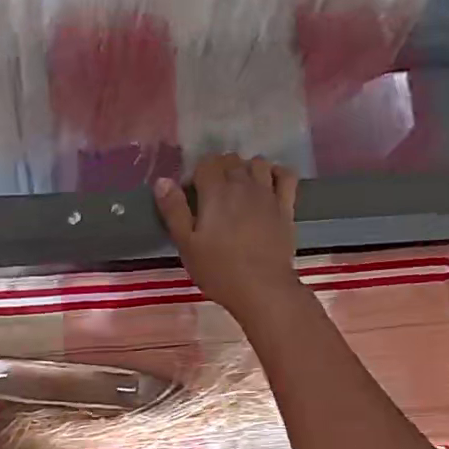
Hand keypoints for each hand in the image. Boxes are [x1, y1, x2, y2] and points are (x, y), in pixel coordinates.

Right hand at [153, 153, 306, 320]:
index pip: (206, 164)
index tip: (190, 196)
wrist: (261, 288)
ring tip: (236, 189)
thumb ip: (174, 211)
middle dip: (218, 170)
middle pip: (231, 160)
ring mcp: (268, 192)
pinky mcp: (286, 205)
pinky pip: (285, 175)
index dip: (195, 175)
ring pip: (257, 163)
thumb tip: (162, 181)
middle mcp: (244, 183)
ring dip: (245, 169)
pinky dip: (275, 172)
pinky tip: (268, 183)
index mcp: (216, 191)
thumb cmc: (218, 270)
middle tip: (209, 196)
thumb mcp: (186, 245)